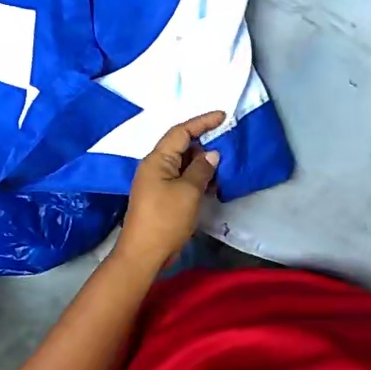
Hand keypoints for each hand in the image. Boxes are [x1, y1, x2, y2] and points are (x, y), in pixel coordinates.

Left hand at [113, 111, 224, 270]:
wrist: (144, 253)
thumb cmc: (165, 219)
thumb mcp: (188, 192)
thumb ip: (202, 169)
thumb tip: (212, 154)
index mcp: (157, 159)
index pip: (180, 132)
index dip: (202, 122)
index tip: (222, 116)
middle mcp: (154, 166)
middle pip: (180, 146)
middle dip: (203, 142)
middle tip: (226, 142)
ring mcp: (156, 182)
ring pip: (182, 163)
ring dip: (201, 162)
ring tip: (223, 163)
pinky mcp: (161, 197)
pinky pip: (181, 179)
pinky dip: (196, 177)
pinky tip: (212, 182)